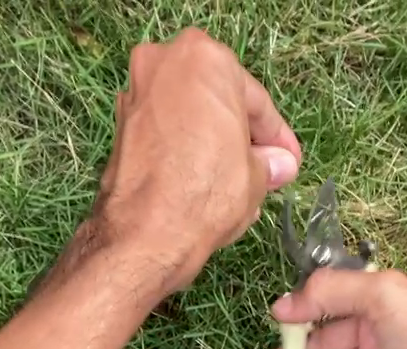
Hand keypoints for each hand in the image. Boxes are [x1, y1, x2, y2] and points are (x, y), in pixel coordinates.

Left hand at [89, 29, 301, 291]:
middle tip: (264, 172)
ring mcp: (136, 94)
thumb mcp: (254, 176)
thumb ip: (267, 163)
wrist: (148, 232)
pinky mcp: (120, 129)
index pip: (254, 100)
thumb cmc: (206, 192)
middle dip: (241, 140)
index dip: (276, 137)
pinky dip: (185, 156)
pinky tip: (204, 186)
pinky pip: (165, 137)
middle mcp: (164, 63)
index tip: (287, 160)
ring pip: (189, 121)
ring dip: (214, 149)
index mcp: (205, 58)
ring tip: (237, 187)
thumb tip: (280, 164)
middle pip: (217, 105)